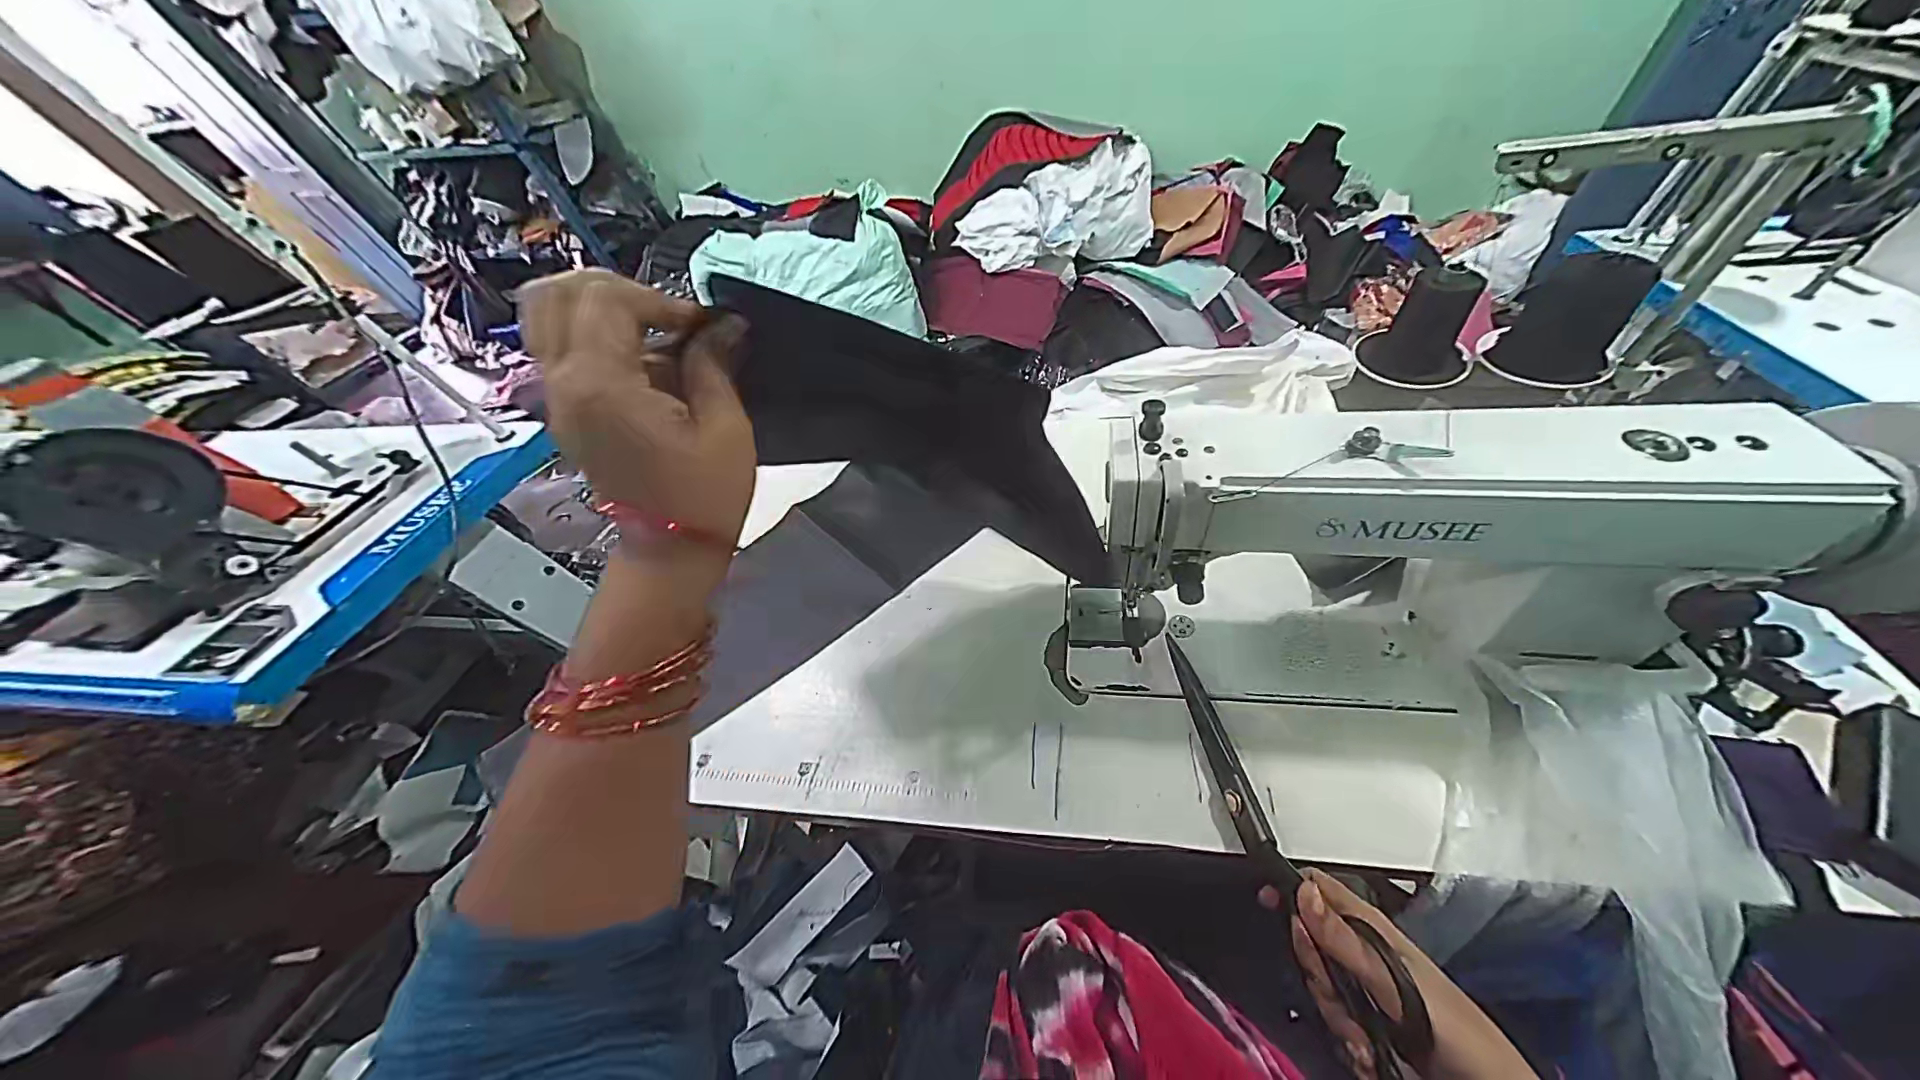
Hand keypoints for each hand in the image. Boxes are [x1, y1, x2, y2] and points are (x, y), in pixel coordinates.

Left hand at [518, 269, 754, 560]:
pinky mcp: (563, 411)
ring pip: (546, 314)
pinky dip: (593, 335)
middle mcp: (563, 384)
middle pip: (559, 292)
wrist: (669, 550)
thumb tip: (722, 326)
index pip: (607, 298)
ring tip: (649, 331)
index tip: (700, 325)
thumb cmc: (704, 497)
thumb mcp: (726, 427)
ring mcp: (556, 398)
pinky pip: (558, 347)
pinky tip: (641, 361)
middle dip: (620, 290)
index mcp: (600, 385)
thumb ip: (713, 364)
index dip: (660, 298)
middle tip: (667, 316)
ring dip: (598, 308)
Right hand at [1262, 869, 1534, 1079]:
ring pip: (1319, 986)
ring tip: (1365, 1040)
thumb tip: (1302, 889)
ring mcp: (1362, 987)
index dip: (1289, 890)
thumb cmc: (1448, 1023)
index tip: (1267, 901)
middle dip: (1318, 976)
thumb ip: (1341, 935)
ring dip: (1337, 1018)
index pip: (1316, 890)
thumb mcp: (1388, 975)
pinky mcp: (1365, 1020)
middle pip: (1309, 944)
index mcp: (1368, 928)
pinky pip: (1333, 1020)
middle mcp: (1361, 952)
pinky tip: (1368, 1052)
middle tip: (1340, 995)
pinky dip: (1347, 1040)